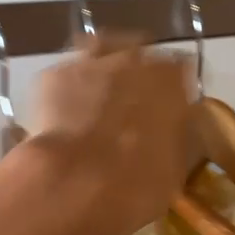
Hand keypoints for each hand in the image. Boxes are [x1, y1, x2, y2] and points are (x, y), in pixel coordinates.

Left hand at [24, 33, 193, 234]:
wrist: (78, 183)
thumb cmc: (139, 184)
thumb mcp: (174, 170)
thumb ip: (176, 139)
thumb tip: (173, 133)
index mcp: (172, 83)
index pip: (182, 70)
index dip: (176, 88)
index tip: (174, 106)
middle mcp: (133, 60)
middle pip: (141, 54)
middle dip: (140, 75)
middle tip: (137, 102)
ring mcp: (90, 63)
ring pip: (102, 51)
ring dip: (106, 68)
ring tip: (103, 95)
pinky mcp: (52, 75)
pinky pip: (68, 74)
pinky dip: (72, 88)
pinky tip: (69, 110)